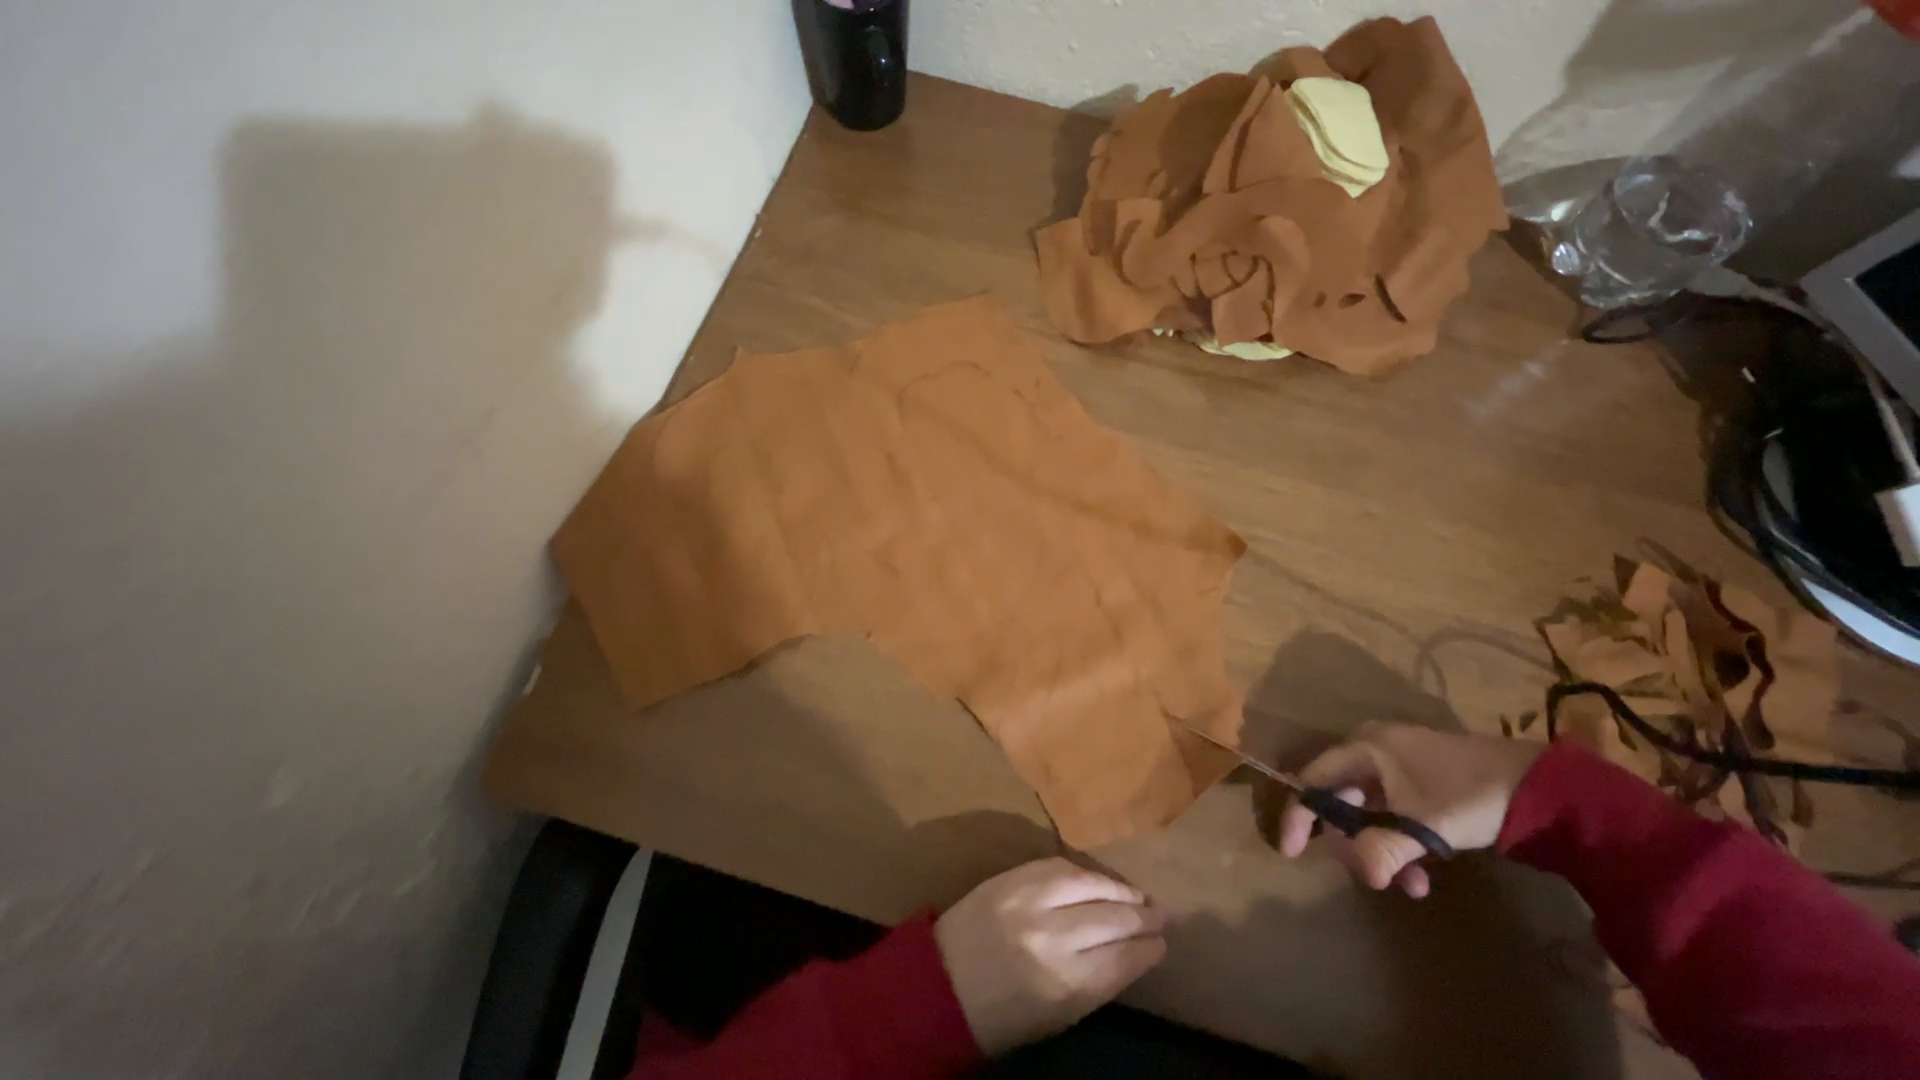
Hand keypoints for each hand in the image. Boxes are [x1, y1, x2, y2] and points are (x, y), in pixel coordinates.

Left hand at [933, 857, 1165, 1055]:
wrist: (938, 985)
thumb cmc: (1002, 1015)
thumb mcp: (1058, 1016)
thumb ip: (1096, 983)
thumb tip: (1132, 953)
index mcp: (1065, 984)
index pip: (1124, 958)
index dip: (1148, 949)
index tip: (1161, 943)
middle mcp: (1052, 938)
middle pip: (1112, 919)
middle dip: (1142, 917)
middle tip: (1158, 915)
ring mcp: (1029, 902)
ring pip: (1089, 884)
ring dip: (1119, 888)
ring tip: (1136, 894)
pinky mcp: (1010, 878)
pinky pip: (1057, 866)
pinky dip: (1084, 873)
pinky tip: (1097, 880)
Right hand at [1279, 722, 1544, 897]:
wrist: (1540, 786)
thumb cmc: (1470, 795)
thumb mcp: (1425, 827)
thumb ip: (1384, 850)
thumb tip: (1364, 877)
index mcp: (1365, 748)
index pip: (1313, 781)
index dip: (1299, 817)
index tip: (1293, 853)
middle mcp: (1373, 750)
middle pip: (1340, 800)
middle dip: (1353, 844)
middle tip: (1370, 876)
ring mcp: (1397, 764)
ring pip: (1368, 812)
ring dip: (1380, 849)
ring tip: (1410, 885)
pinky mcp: (1419, 780)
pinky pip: (1391, 813)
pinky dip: (1399, 842)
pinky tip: (1423, 874)